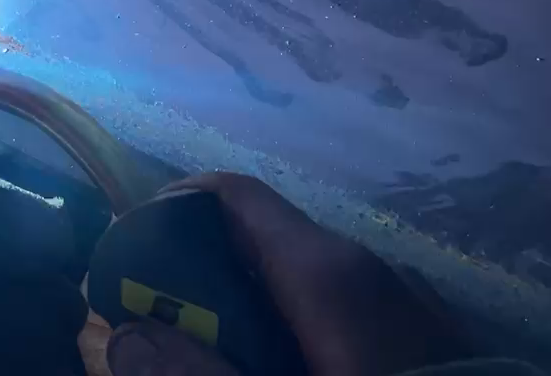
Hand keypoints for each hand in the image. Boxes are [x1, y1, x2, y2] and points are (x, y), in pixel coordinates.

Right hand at [105, 173, 467, 375]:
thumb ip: (198, 374)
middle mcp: (361, 263)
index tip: (137, 245)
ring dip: (249, 296)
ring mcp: (402, 297)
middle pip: (261, 233)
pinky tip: (286, 362)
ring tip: (219, 343)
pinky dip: (294, 318)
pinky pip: (339, 304)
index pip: (233, 193)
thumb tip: (123, 336)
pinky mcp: (427, 336)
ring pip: (301, 271)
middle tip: (165, 307)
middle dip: (204, 263)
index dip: (177, 205)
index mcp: (325, 268)